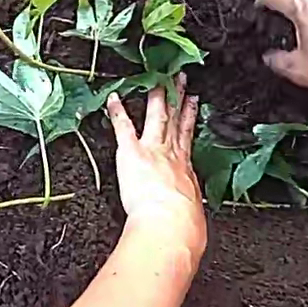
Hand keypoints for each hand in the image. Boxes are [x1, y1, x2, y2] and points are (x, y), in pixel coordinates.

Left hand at [105, 76, 206, 256]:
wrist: (171, 226)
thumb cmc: (183, 228)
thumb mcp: (192, 214)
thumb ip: (187, 207)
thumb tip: (188, 218)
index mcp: (185, 169)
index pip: (187, 137)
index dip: (190, 117)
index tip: (193, 103)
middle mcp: (171, 154)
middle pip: (176, 120)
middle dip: (178, 97)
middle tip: (181, 79)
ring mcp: (152, 150)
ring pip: (156, 116)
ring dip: (158, 96)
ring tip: (158, 79)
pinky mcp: (132, 152)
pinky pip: (123, 127)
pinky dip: (117, 112)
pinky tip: (114, 98)